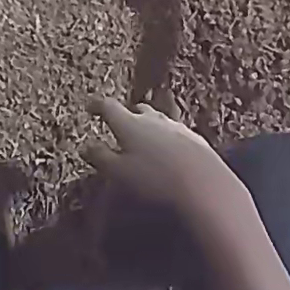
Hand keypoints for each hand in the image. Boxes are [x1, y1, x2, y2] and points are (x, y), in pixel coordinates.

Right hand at [81, 97, 240, 219]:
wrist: (204, 184)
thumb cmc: (154, 178)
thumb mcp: (119, 172)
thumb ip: (101, 157)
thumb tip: (85, 146)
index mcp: (130, 124)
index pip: (109, 107)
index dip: (97, 105)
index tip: (90, 106)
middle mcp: (153, 120)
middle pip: (137, 110)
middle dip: (126, 114)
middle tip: (119, 123)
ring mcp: (176, 127)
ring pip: (158, 120)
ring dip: (148, 125)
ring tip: (143, 137)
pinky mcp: (194, 140)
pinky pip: (174, 133)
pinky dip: (165, 137)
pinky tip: (167, 150)